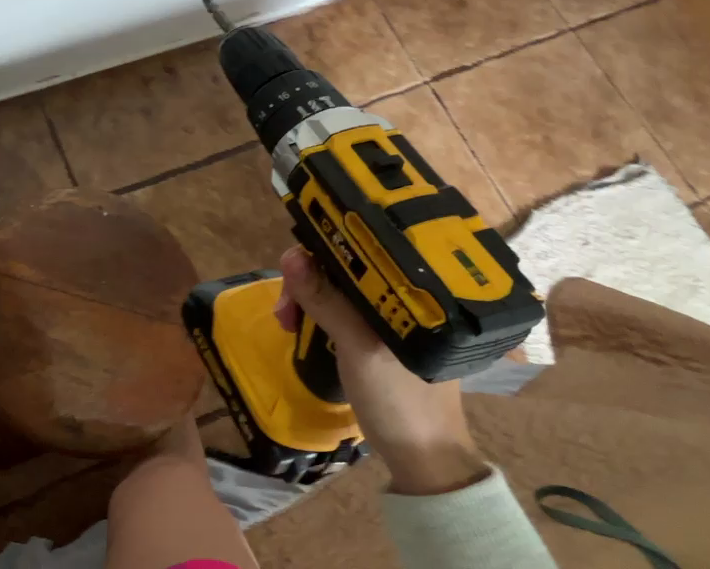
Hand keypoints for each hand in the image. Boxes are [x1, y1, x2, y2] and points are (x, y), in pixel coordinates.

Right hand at [275, 246, 489, 494]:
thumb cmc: (399, 401)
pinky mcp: (382, 335)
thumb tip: (292, 254)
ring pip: (340, 287)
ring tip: (288, 323)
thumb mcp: (357, 348)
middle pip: (346, 266)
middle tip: (285, 310)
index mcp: (414, 292)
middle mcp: (406, 297)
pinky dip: (319, 313)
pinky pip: (343, 309)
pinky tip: (304, 327)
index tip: (292, 271)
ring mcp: (394, 317)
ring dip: (308, 298)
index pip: (363, 248)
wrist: (424, 460)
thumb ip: (326, 301)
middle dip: (308, 280)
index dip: (322, 251)